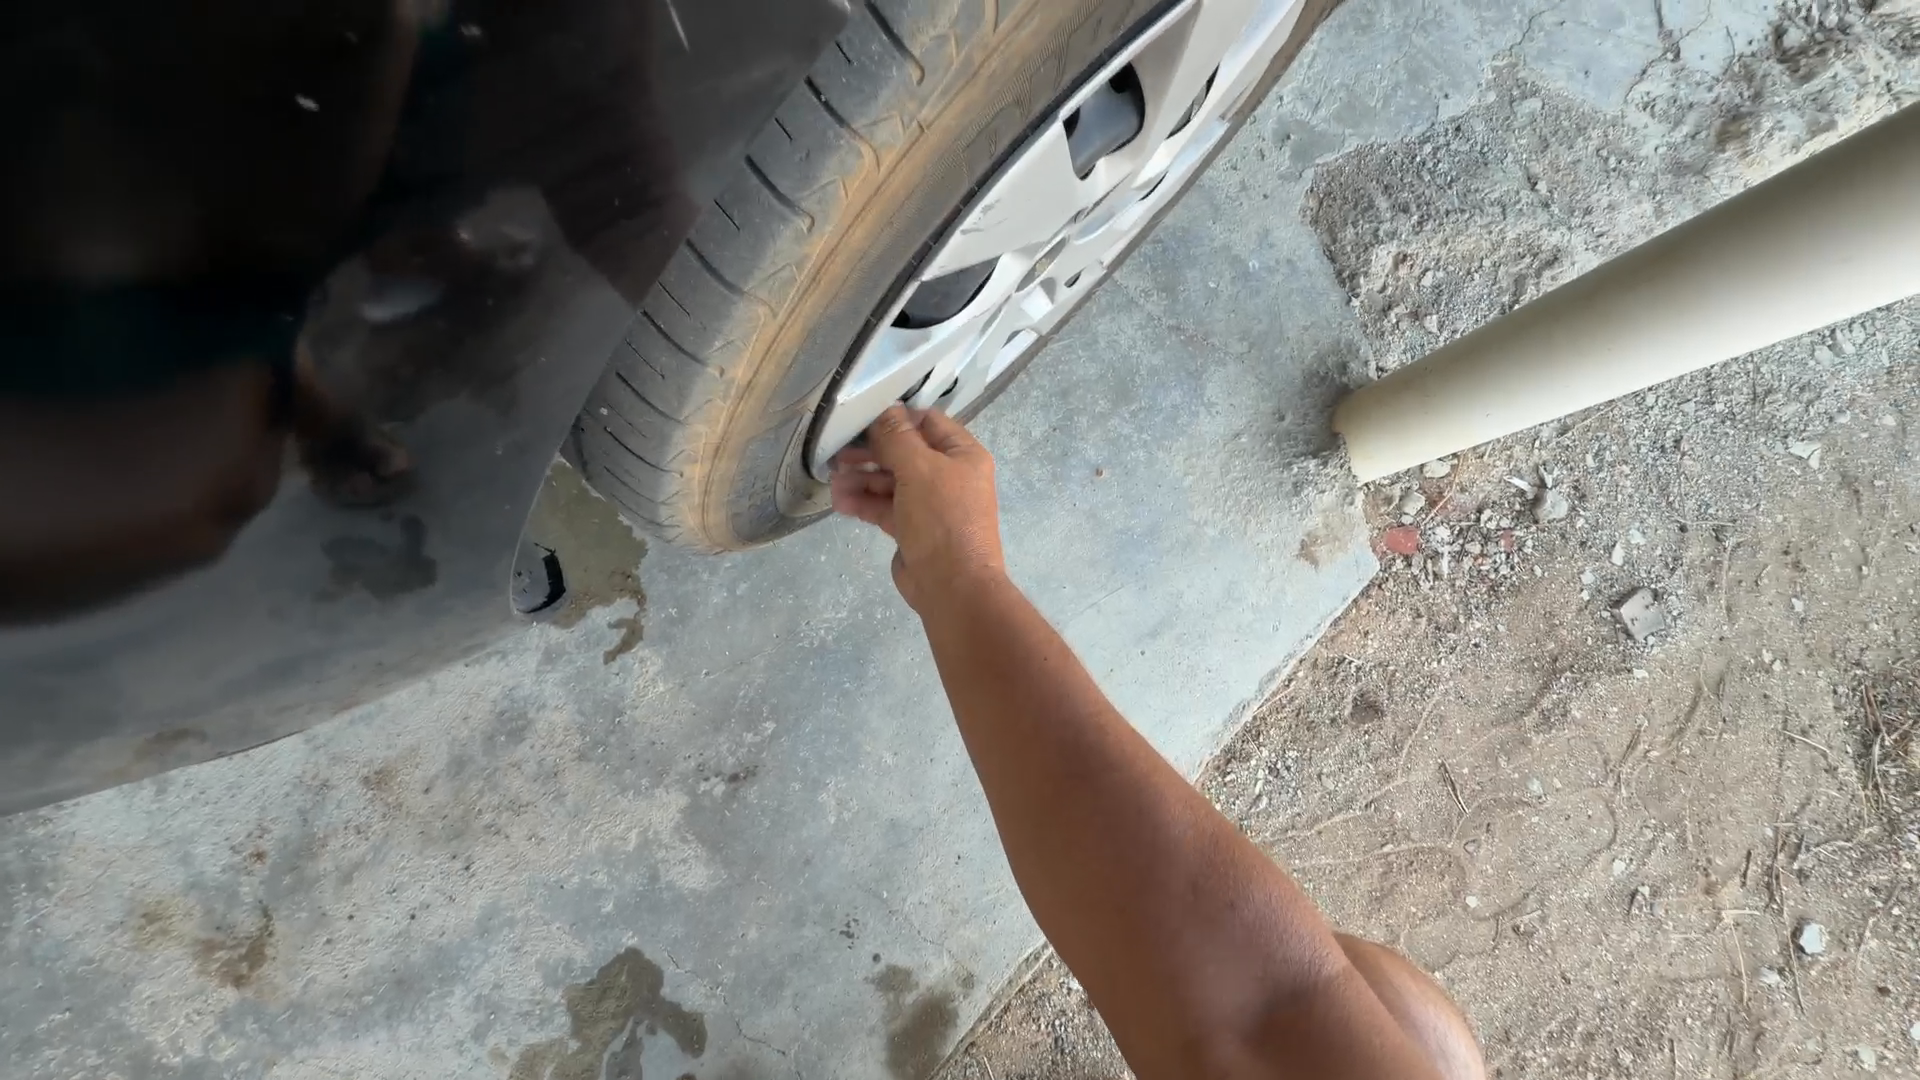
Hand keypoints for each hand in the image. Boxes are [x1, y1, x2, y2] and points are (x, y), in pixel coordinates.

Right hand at [830, 405, 1005, 613]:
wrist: (953, 586)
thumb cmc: (942, 519)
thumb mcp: (919, 469)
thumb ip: (897, 437)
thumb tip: (884, 409)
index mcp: (963, 455)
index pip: (928, 422)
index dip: (896, 419)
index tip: (862, 419)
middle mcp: (949, 476)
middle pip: (904, 453)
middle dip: (871, 452)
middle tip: (839, 453)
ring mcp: (930, 504)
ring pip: (890, 481)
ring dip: (861, 479)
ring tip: (834, 481)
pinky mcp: (912, 529)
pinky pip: (884, 507)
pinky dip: (863, 502)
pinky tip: (839, 502)